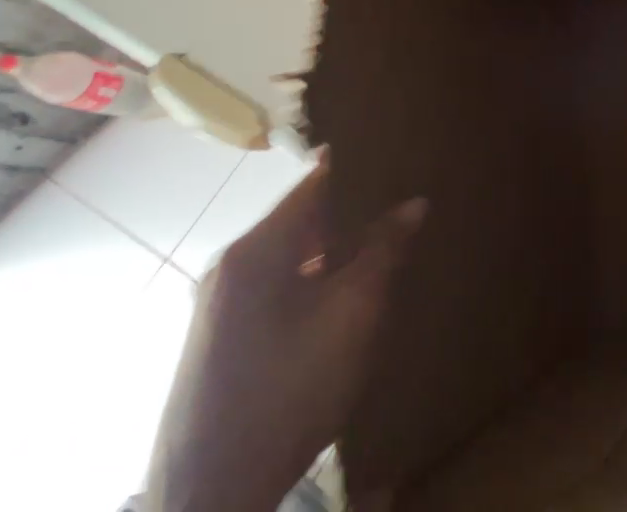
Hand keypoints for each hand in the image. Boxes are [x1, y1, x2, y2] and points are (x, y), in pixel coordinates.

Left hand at [146, 160, 425, 511]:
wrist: (213, 486)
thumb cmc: (290, 388)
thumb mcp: (353, 315)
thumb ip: (384, 252)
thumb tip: (412, 203)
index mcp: (255, 251)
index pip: (314, 183)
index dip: (358, 164)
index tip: (400, 148)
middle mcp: (228, 267)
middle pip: (301, 218)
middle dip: (354, 208)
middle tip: (409, 198)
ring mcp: (219, 304)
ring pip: (291, 255)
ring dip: (337, 247)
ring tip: (391, 242)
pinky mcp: (221, 336)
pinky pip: (278, 285)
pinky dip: (316, 277)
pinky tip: (352, 294)